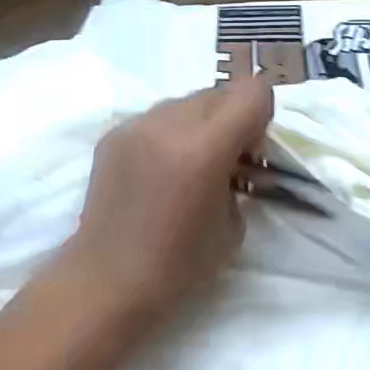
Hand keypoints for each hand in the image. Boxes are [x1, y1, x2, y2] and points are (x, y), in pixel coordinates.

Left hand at [53, 75, 273, 330]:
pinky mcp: (111, 134)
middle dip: (231, 119)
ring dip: (197, 123)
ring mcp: (133, 126)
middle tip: (226, 161)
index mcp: (203, 149)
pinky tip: (158, 171)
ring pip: (182, 102)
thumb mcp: (233, 225)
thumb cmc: (179, 264)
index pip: (251, 92)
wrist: (108, 277)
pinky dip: (166, 134)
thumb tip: (235, 156)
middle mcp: (166, 125)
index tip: (252, 150)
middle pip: (217, 93)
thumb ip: (240, 176)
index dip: (261, 115)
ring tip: (189, 166)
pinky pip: (152, 118)